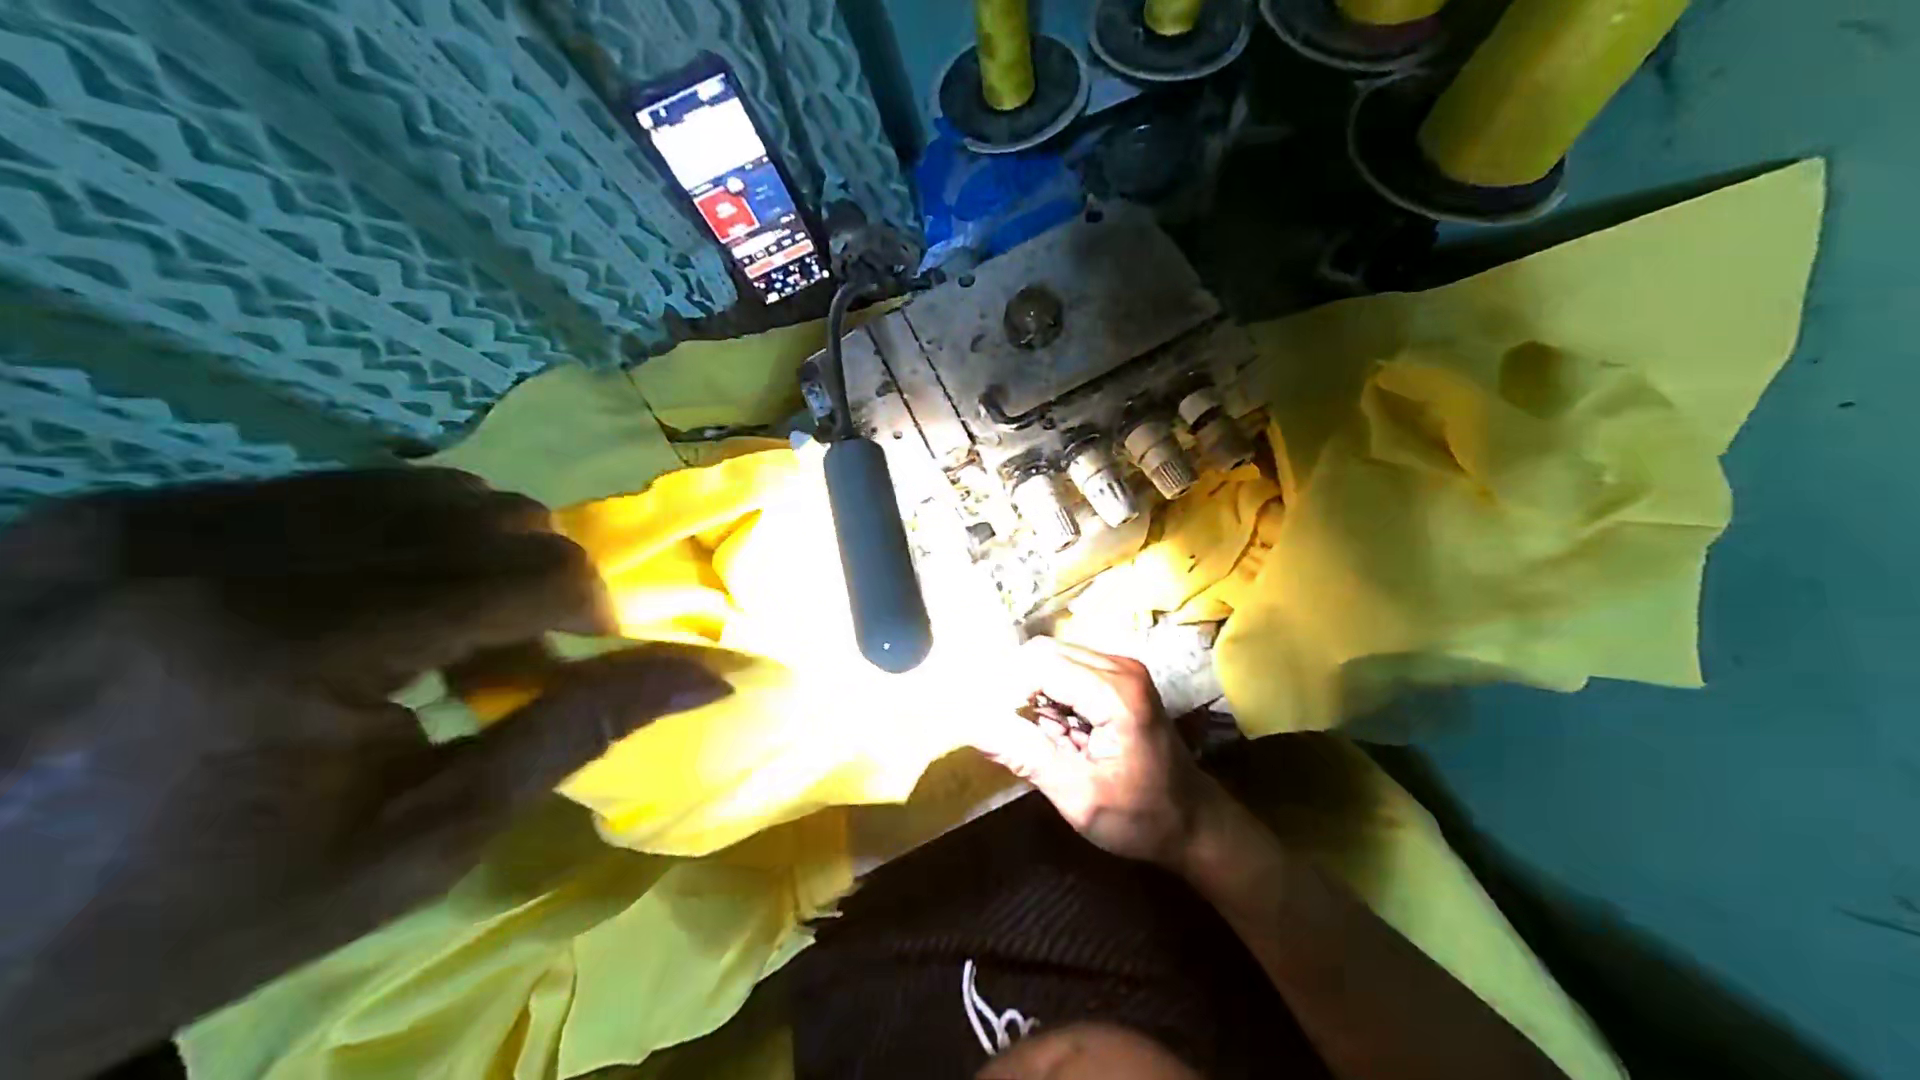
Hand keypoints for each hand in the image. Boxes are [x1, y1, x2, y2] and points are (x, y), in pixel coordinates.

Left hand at [0, 470, 729, 1078]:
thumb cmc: (202, 920)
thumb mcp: (418, 843)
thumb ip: (571, 734)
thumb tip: (708, 676)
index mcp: (282, 650)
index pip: (523, 571)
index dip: (589, 606)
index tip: (589, 653)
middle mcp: (210, 550)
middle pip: (480, 511)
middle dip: (534, 577)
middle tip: (513, 656)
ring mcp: (143, 517)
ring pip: (411, 486)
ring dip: (471, 552)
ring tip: (440, 633)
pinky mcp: (104, 512)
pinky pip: (324, 493)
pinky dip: (389, 541)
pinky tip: (353, 612)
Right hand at [969, 639, 1209, 867]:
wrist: (1195, 822)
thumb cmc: (1141, 817)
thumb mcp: (1079, 796)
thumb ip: (1026, 756)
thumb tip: (973, 727)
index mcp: (1116, 693)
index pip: (1039, 664)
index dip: (1005, 690)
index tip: (991, 727)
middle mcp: (1120, 667)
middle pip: (1043, 652)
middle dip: (1016, 687)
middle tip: (1010, 733)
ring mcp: (1122, 668)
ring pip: (1052, 657)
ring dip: (1032, 691)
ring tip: (1039, 736)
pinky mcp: (1119, 677)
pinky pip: (1067, 668)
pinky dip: (1049, 693)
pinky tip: (1057, 730)